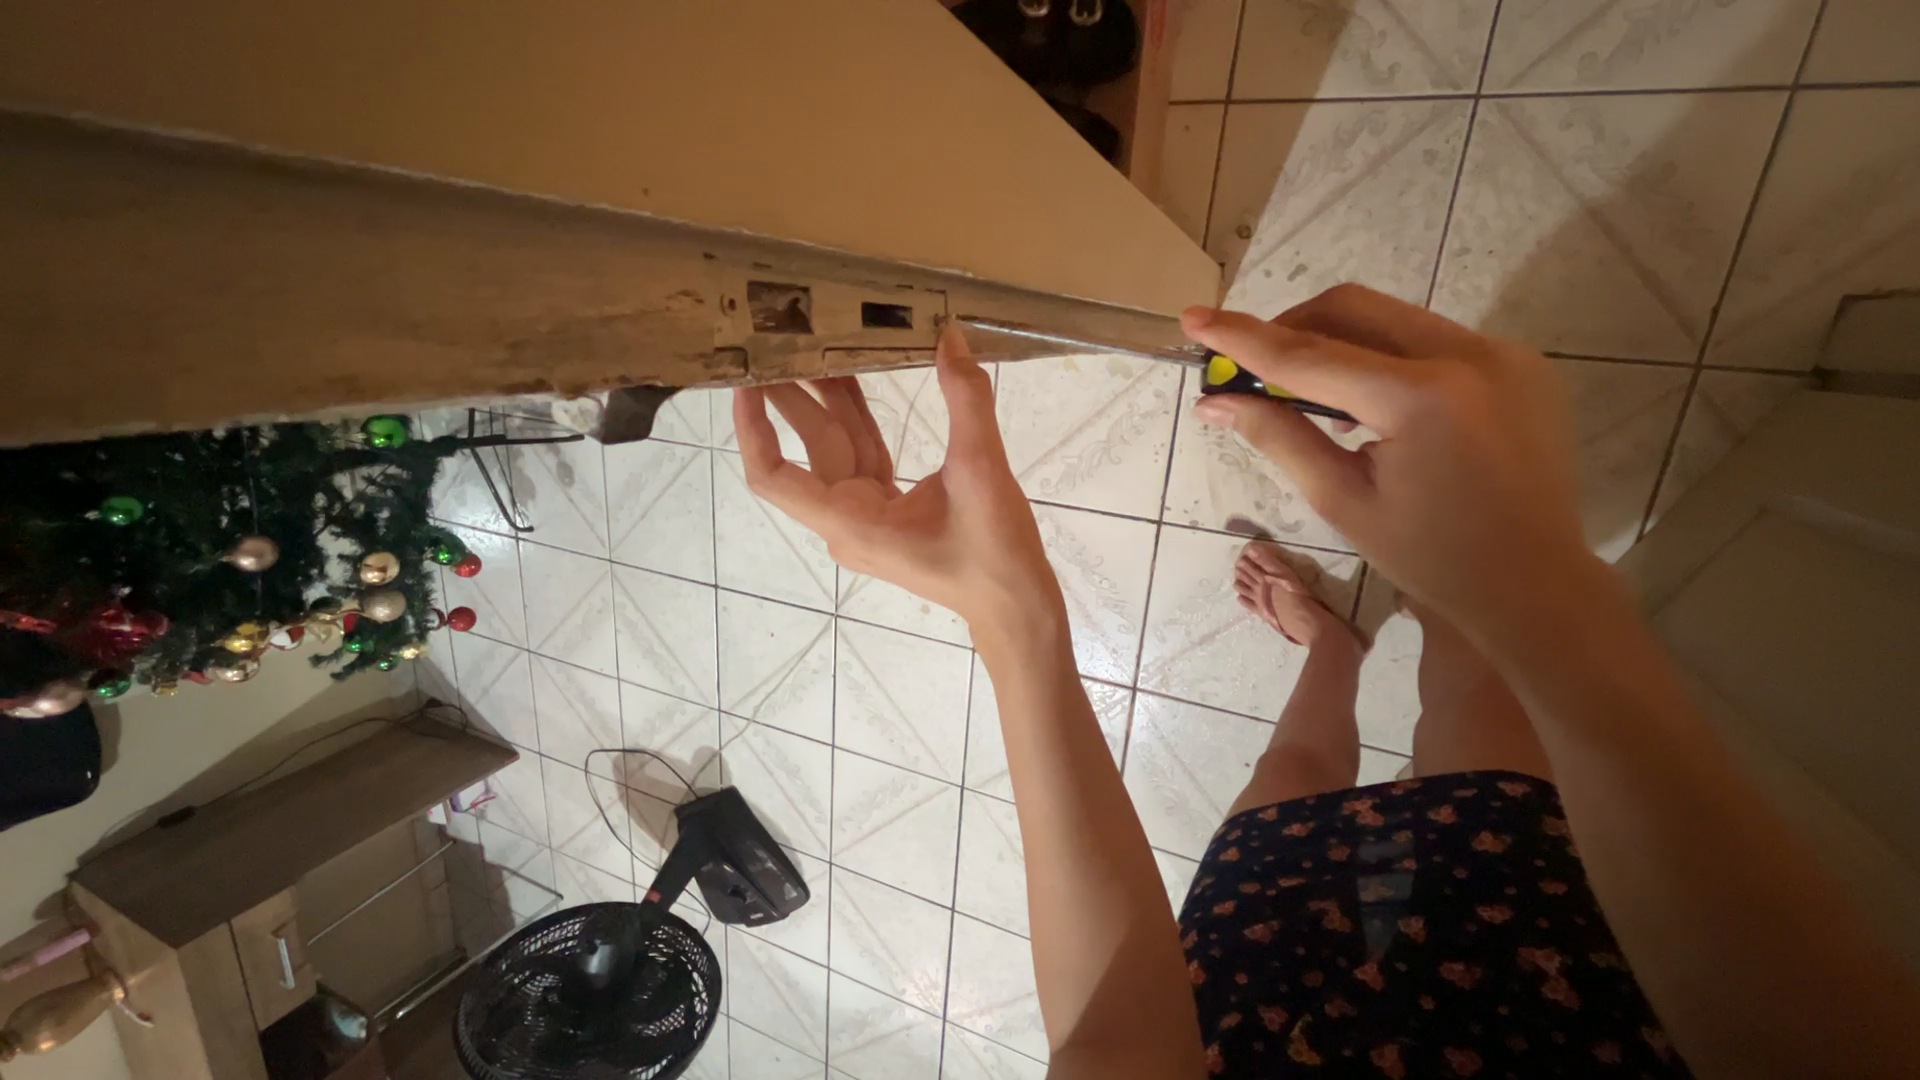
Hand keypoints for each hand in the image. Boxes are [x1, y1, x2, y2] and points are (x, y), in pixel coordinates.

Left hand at [733, 325, 1063, 637]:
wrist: (1014, 604)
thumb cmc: (993, 554)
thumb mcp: (981, 473)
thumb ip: (966, 402)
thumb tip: (951, 337)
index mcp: (852, 521)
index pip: (774, 476)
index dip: (753, 428)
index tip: (747, 380)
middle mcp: (847, 521)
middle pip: (807, 452)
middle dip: (795, 396)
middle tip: (781, 336)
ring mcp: (867, 518)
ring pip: (838, 451)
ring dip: (830, 403)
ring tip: (813, 342)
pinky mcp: (888, 512)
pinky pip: (864, 460)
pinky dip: (862, 422)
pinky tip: (856, 380)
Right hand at [1183, 284, 1598, 637]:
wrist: (1533, 583)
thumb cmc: (1428, 557)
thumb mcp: (1341, 500)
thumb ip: (1277, 437)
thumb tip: (1215, 403)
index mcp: (1422, 399)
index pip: (1309, 355)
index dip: (1243, 338)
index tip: (1194, 318)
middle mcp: (1468, 355)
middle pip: (1351, 308)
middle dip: (1288, 328)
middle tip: (1249, 368)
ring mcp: (1501, 352)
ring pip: (1388, 316)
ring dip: (1332, 340)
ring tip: (1302, 391)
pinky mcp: (1515, 361)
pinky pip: (1425, 337)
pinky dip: (1376, 355)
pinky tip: (1362, 400)